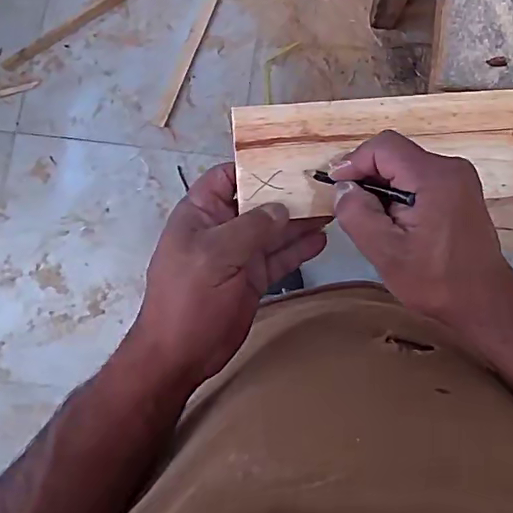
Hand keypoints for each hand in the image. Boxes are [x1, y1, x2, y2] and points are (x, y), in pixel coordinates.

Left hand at [117, 163, 328, 390]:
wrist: (179, 353)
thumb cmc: (188, 297)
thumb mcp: (216, 254)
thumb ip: (251, 227)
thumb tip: (280, 208)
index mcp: (201, 212)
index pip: (227, 176)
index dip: (254, 165)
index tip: (289, 159)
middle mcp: (220, 227)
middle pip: (256, 200)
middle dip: (286, 192)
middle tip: (324, 183)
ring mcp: (237, 254)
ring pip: (271, 229)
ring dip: (299, 220)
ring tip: (332, 207)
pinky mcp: (251, 278)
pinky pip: (277, 257)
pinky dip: (297, 248)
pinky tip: (321, 239)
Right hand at [329, 130, 512, 326]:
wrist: (485, 303)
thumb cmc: (436, 280)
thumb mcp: (385, 252)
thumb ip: (357, 213)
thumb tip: (343, 188)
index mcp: (434, 177)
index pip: (383, 146)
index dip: (353, 161)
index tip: (336, 187)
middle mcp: (450, 168)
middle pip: (393, 153)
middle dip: (365, 175)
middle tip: (349, 206)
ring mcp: (458, 179)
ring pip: (403, 165)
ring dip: (380, 186)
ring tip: (370, 218)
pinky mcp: (458, 191)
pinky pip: (417, 178)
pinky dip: (397, 192)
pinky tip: (391, 221)